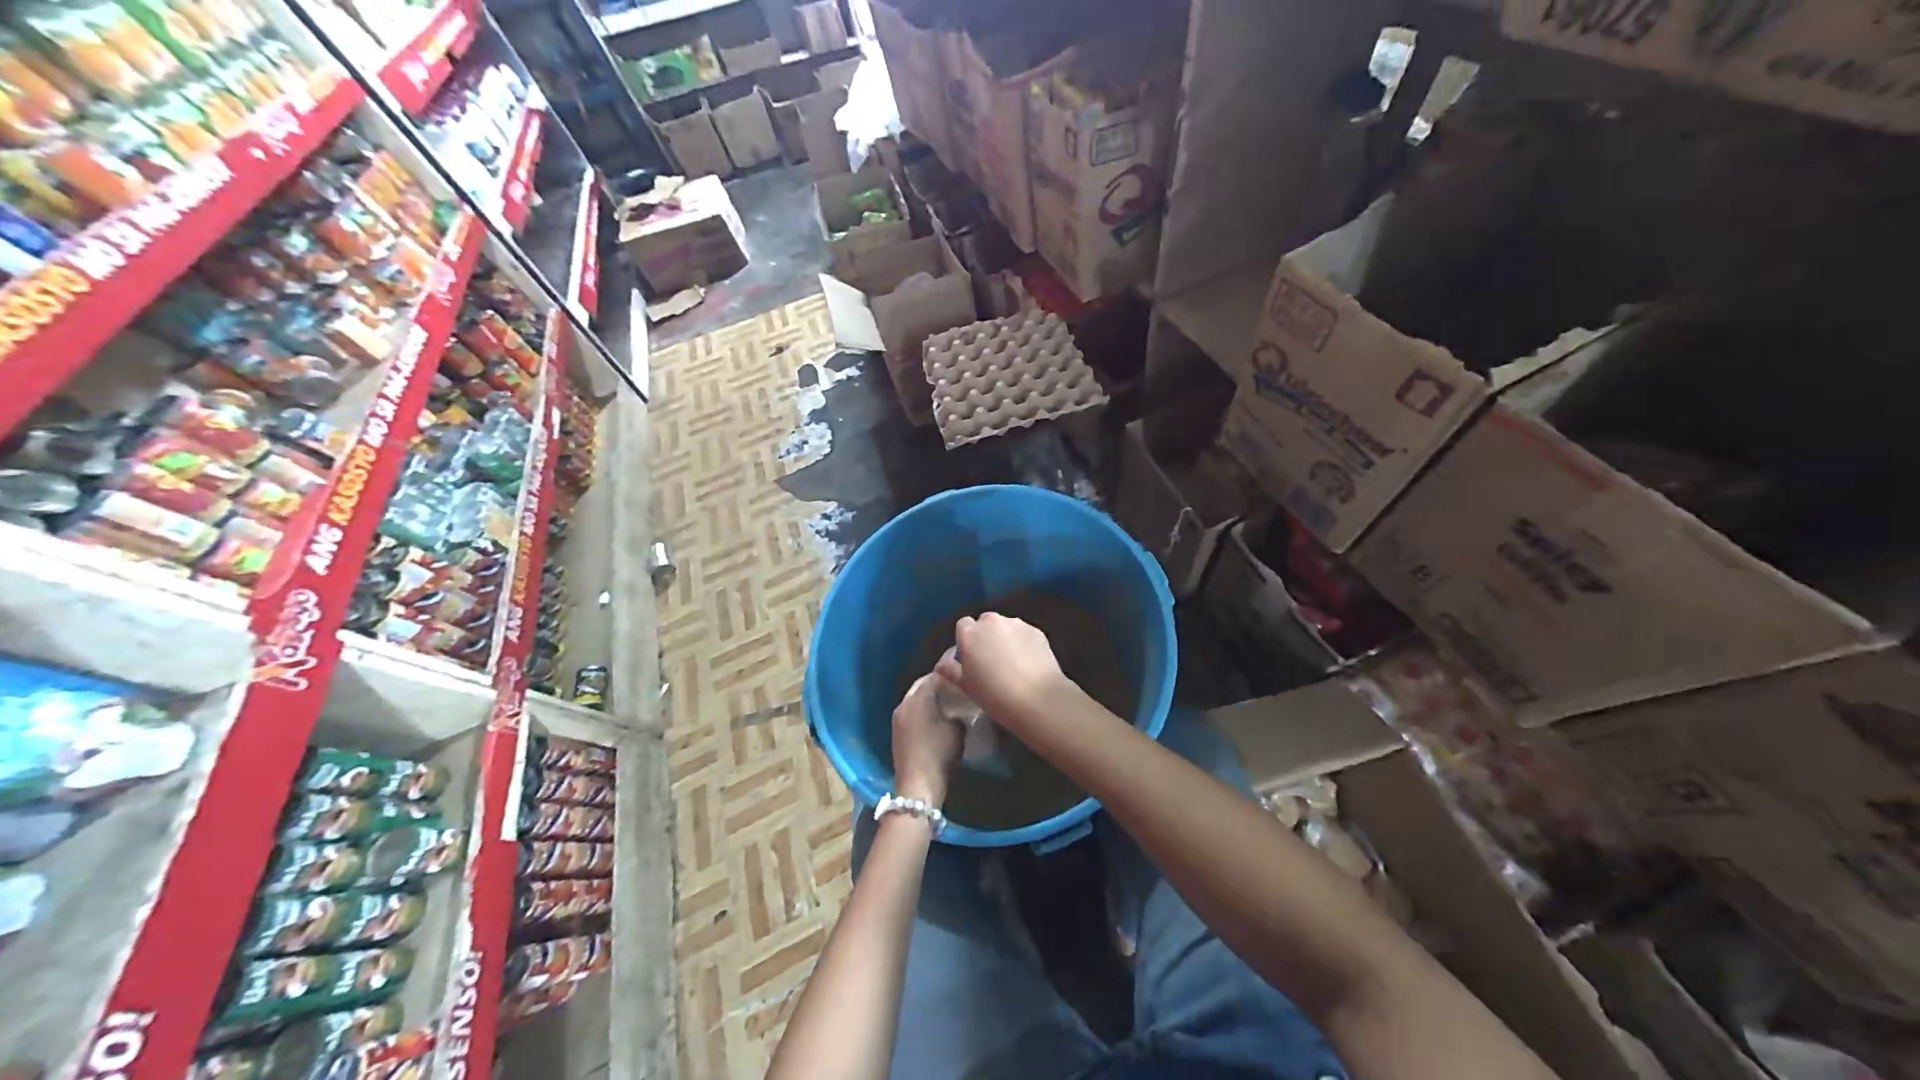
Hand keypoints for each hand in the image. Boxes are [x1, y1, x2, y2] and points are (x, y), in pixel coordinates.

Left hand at [891, 674, 964, 807]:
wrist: (918, 785)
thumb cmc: (939, 753)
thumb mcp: (957, 729)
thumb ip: (957, 712)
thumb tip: (957, 708)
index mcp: (917, 699)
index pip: (933, 676)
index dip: (947, 673)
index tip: (960, 672)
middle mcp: (903, 704)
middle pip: (920, 686)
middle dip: (936, 684)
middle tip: (953, 685)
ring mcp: (897, 719)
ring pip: (914, 700)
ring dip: (927, 698)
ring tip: (946, 700)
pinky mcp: (896, 733)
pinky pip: (910, 713)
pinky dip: (921, 710)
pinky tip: (934, 717)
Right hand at [935, 614, 1065, 729]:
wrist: (1037, 699)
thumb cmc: (994, 694)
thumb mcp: (966, 686)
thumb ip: (951, 671)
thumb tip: (941, 665)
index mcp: (970, 633)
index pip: (963, 626)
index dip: (967, 640)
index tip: (972, 657)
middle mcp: (992, 622)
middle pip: (985, 623)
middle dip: (986, 636)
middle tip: (991, 660)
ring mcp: (1016, 624)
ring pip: (1006, 627)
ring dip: (1006, 638)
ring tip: (1013, 662)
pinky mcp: (1037, 631)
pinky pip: (1024, 634)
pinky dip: (1024, 643)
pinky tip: (1028, 663)